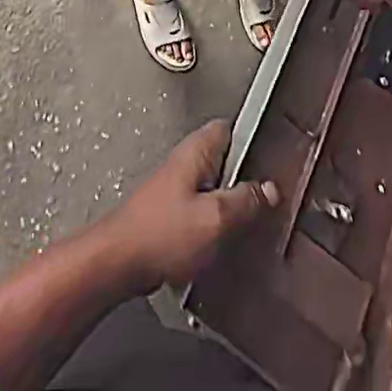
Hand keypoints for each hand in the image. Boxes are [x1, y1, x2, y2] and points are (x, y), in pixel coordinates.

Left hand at [95, 120, 277, 291]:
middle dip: (245, 179)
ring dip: (231, 205)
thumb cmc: (159, 234)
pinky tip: (222, 242)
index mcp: (196, 151)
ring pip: (216, 188)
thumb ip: (245, 201)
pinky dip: (216, 222)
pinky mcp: (173, 212)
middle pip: (226, 160)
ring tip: (246, 225)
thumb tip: (268, 190)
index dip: (252, 140)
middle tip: (264, 199)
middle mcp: (186, 163)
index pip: (229, 128)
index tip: (272, 156)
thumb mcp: (215, 218)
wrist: (119, 262)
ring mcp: (178, 187)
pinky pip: (204, 209)